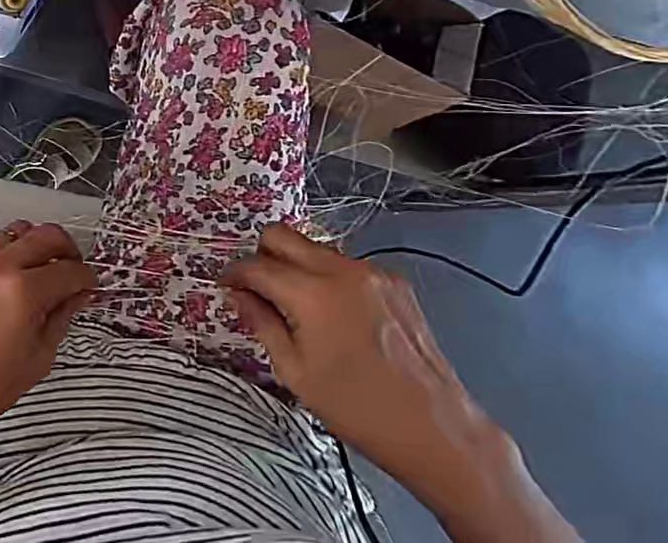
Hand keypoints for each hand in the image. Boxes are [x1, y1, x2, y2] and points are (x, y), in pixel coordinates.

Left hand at [0, 221, 94, 497]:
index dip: (88, 277)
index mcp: (24, 291)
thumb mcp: (41, 355)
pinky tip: (14, 278)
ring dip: (38, 244)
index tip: (91, 286)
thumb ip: (63, 314)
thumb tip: (82, 291)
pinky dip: (11, 251)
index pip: (70, 270)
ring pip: (18, 230)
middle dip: (68, 249)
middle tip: (73, 271)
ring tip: (44, 270)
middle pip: (47, 234)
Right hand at [223, 225, 577, 542]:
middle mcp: (340, 270)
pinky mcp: (395, 284)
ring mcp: (372, 273)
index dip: (233, 275)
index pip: (254, 266)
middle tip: (257, 288)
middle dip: (260, 256)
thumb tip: (237, 295)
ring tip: (295, 304)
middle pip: (280, 235)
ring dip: (294, 265)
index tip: (226, 288)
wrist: (441, 432)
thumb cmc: (358, 407)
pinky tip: (333, 312)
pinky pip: (344, 264)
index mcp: (311, 292)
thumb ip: (260, 322)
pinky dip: (326, 276)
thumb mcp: (294, 371)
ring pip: (312, 247)